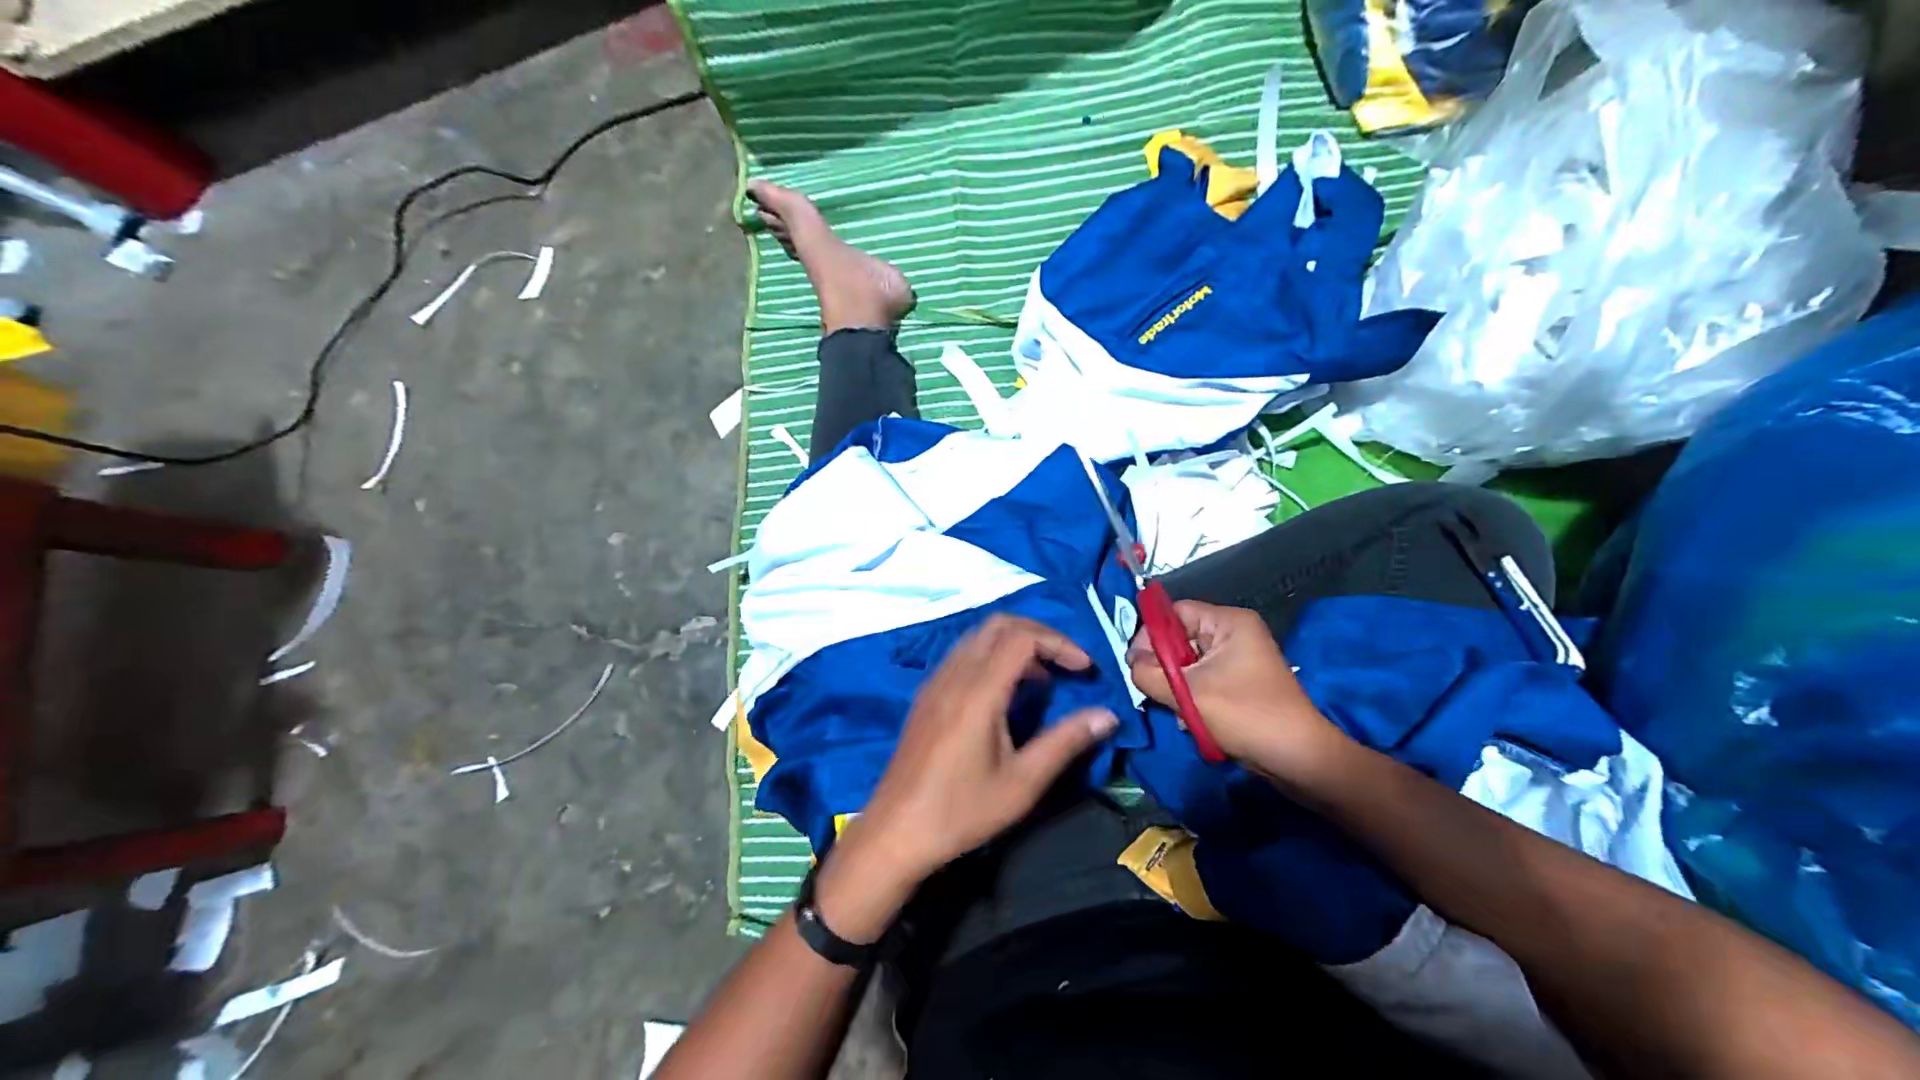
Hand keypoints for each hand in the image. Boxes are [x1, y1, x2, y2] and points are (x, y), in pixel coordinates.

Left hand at [816, 616, 1119, 939]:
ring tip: (1042, 679)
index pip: (1021, 637)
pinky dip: (992, 655)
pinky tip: (1005, 693)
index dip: (1059, 643)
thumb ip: (1065, 742)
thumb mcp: (1022, 783)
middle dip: (1039, 634)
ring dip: (1014, 643)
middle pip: (999, 625)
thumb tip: (1107, 715)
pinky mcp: (926, 695)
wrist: (895, 831)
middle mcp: (953, 675)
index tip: (1085, 670)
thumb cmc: (961, 811)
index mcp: (977, 691)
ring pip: (978, 636)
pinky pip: (963, 654)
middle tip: (1066, 664)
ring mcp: (935, 682)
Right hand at [1126, 600, 1348, 779]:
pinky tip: (1193, 722)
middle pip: (1180, 639)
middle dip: (1164, 668)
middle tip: (1157, 693)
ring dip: (1177, 689)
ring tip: (1182, 713)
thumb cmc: (1246, 715)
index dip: (1151, 635)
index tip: (1138, 665)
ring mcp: (1238, 660)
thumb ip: (1149, 674)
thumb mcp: (1188, 693)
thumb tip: (1131, 663)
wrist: (1298, 760)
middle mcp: (1234, 634)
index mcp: (1229, 622)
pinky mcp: (1238, 685)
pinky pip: (1201, 682)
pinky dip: (1192, 700)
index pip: (1174, 612)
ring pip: (1187, 665)